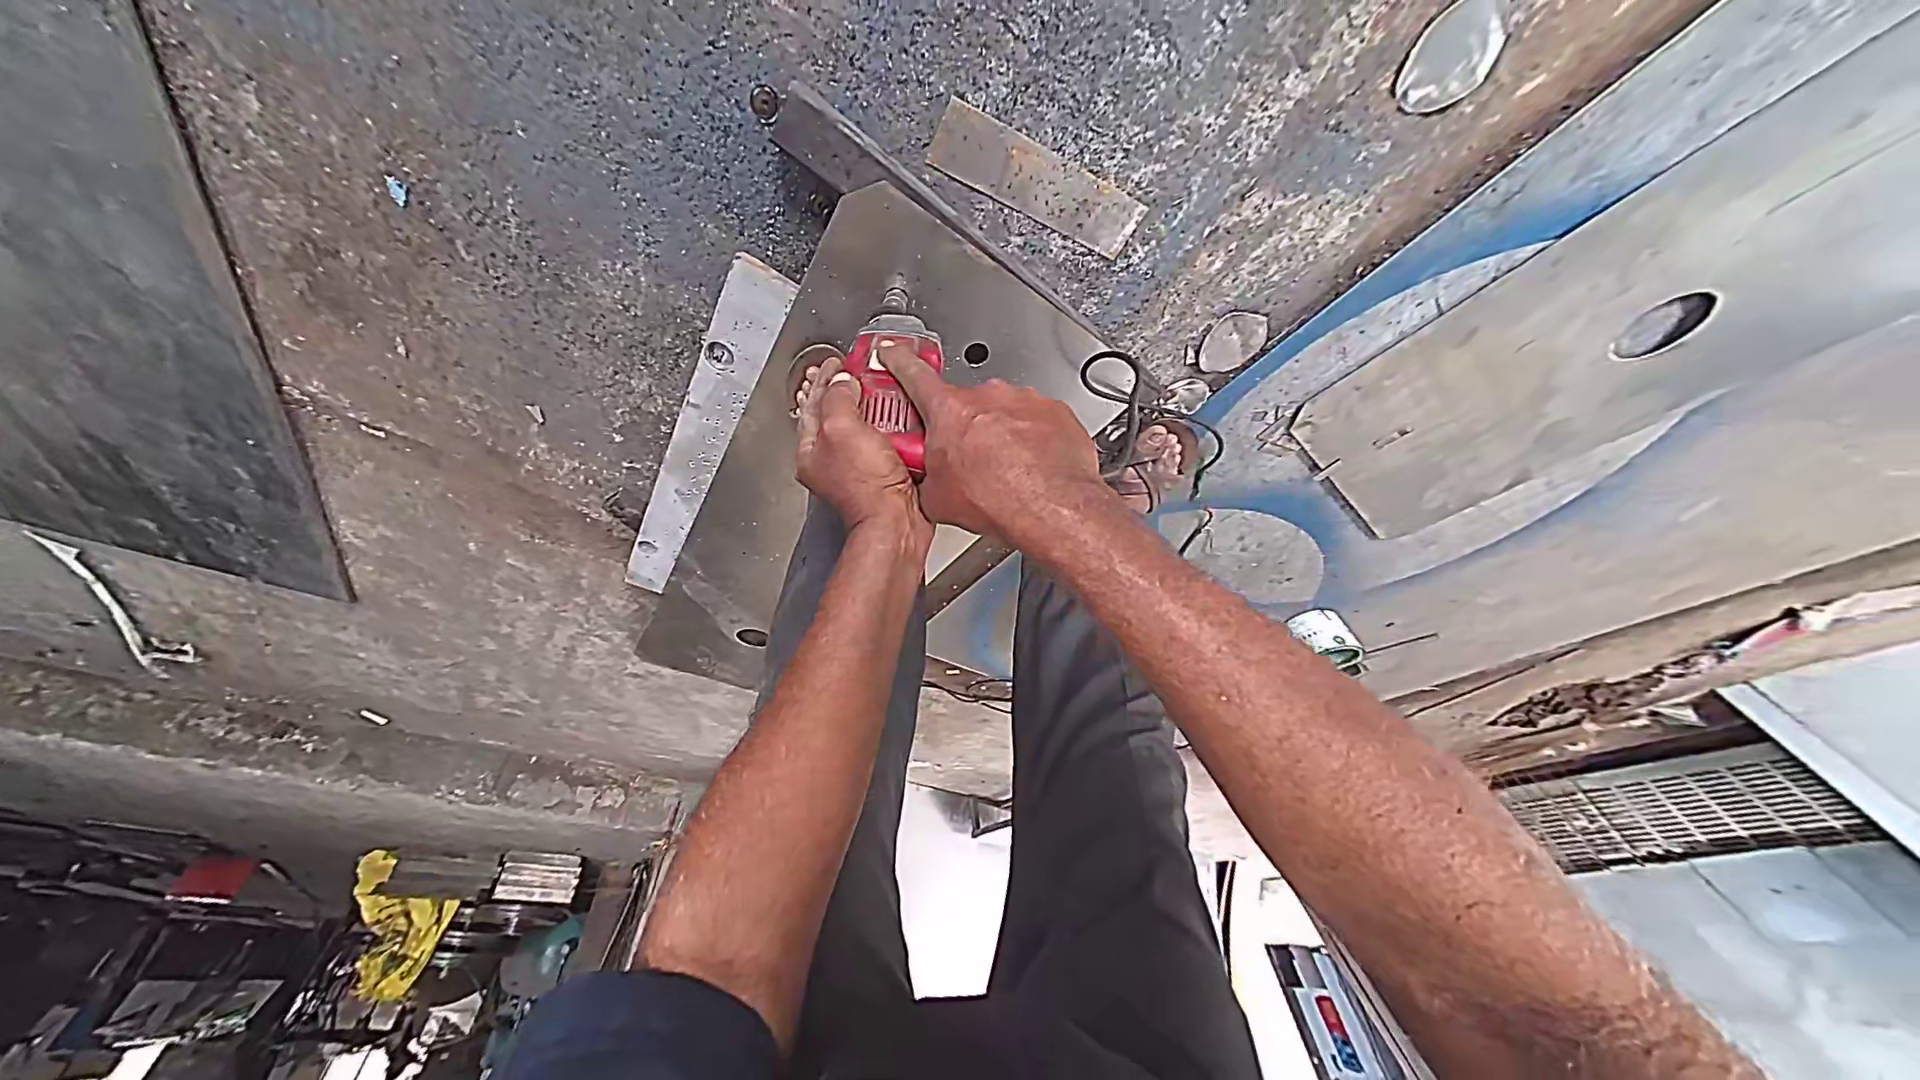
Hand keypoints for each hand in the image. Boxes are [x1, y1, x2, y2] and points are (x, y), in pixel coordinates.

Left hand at [794, 352, 933, 548]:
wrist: (897, 522)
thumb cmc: (866, 488)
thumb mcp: (842, 429)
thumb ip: (836, 398)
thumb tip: (841, 381)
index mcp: (811, 450)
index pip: (813, 403)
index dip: (824, 378)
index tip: (837, 362)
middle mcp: (833, 460)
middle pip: (838, 413)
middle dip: (850, 390)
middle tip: (862, 372)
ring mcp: (860, 467)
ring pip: (866, 427)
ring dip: (877, 408)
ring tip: (886, 391)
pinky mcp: (886, 474)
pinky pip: (890, 442)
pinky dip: (897, 428)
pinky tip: (906, 419)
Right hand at [874, 339, 1112, 541]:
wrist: (1049, 508)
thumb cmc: (998, 500)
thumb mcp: (937, 500)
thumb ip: (925, 477)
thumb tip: (926, 483)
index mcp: (949, 411)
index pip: (913, 374)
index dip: (900, 362)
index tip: (894, 354)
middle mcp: (988, 396)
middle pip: (965, 404)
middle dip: (964, 428)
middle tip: (969, 459)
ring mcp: (1024, 401)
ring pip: (1004, 413)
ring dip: (1002, 435)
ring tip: (1006, 469)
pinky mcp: (1055, 412)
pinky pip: (1038, 422)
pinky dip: (1034, 440)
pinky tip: (1032, 466)